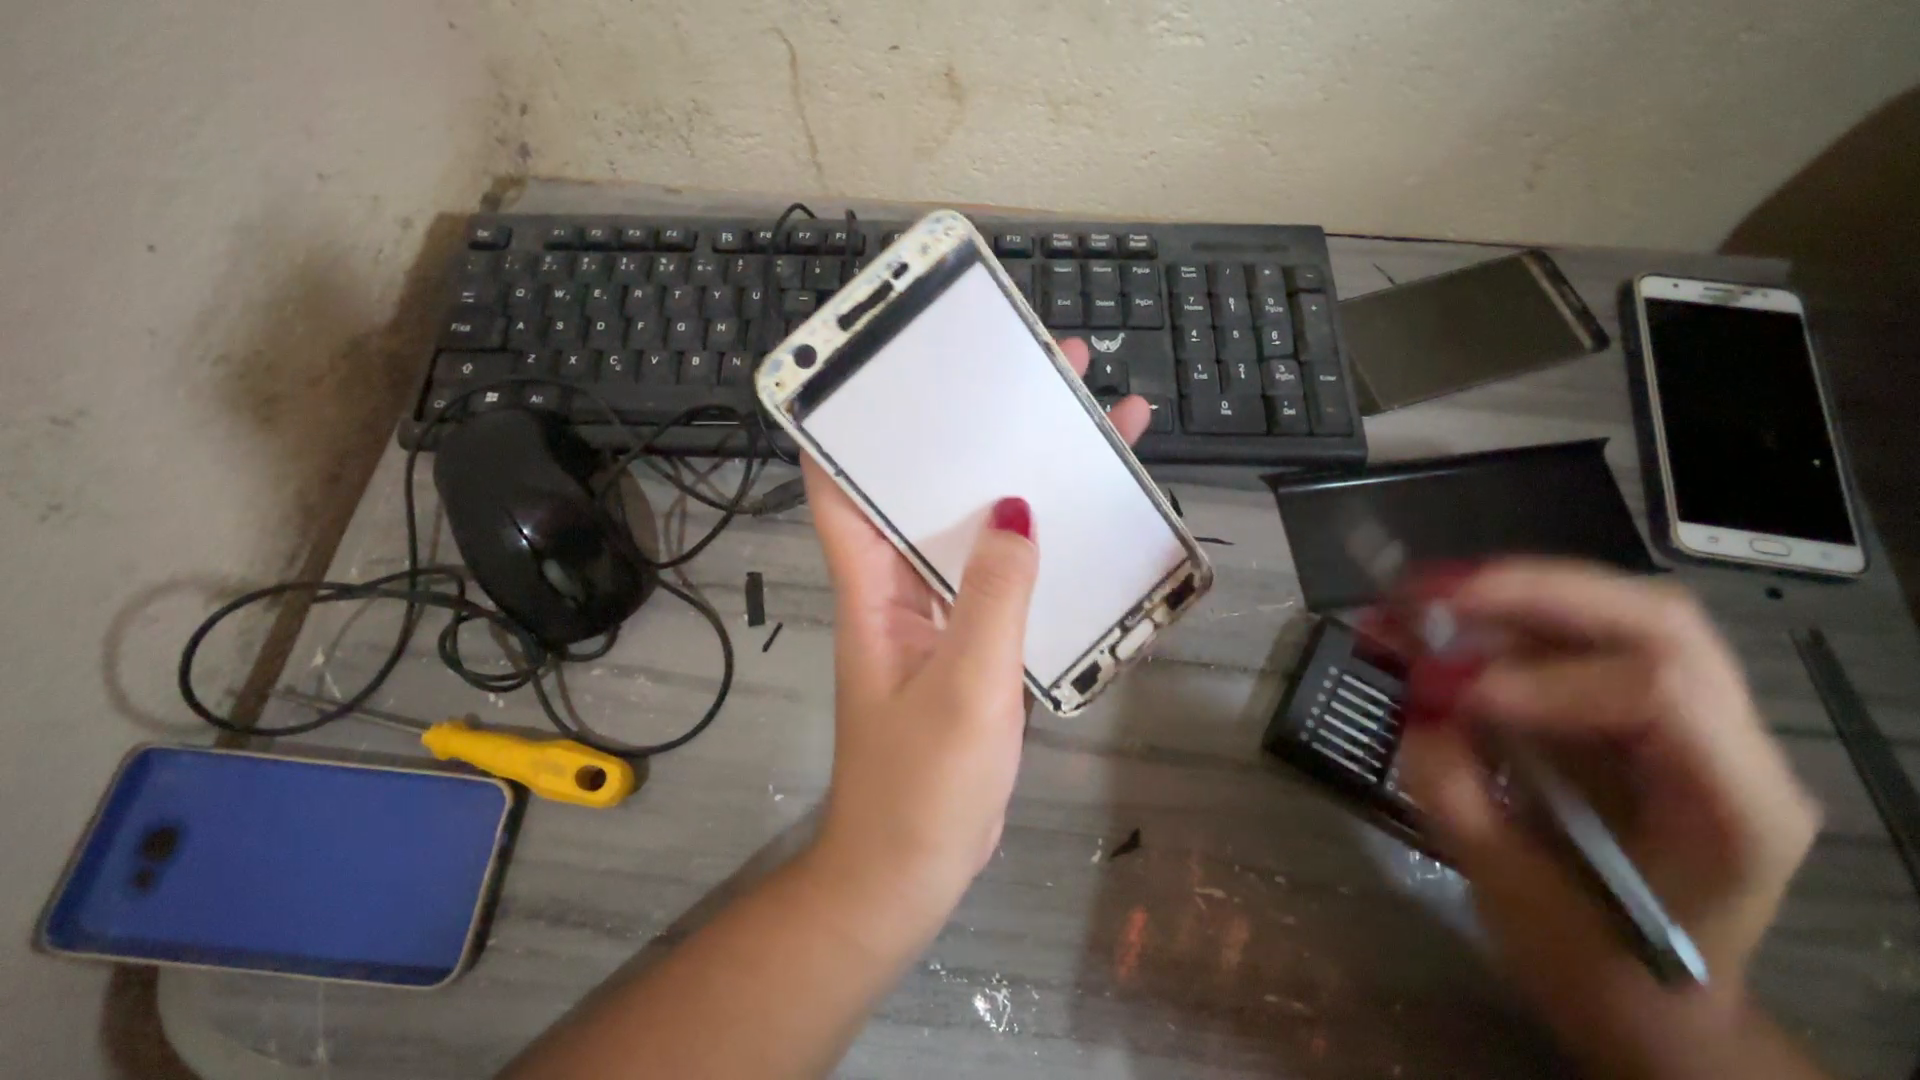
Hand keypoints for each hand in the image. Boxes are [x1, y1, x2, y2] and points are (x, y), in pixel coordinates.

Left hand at [801, 339, 1151, 914]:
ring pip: (980, 528)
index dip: (849, 425)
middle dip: (978, 429)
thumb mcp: (963, 687)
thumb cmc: (922, 782)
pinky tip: (1091, 520)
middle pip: (933, 489)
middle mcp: (903, 588)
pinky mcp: (976, 642)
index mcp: (874, 589)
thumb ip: (992, 599)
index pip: (841, 490)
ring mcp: (943, 614)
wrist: (915, 866)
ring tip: (1093, 421)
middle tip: (1043, 371)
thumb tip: (1018, 510)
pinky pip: (1009, 576)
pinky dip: (1045, 544)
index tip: (887, 364)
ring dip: (1025, 478)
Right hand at [1393, 560, 1820, 1071]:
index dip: (1543, 678)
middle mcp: (1734, 745)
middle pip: (1652, 622)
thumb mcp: (1520, 902)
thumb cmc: (1600, 974)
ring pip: (1615, 614)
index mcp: (1735, 807)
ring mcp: (1692, 721)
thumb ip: (1461, 801)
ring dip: (1508, 597)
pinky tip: (1438, 622)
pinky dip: (1500, 622)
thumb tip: (1416, 711)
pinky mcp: (1639, 713)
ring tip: (1414, 597)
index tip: (1442, 692)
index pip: (1661, 692)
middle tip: (1424, 591)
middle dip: (1529, 593)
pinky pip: (1576, 641)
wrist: (1654, 1005)